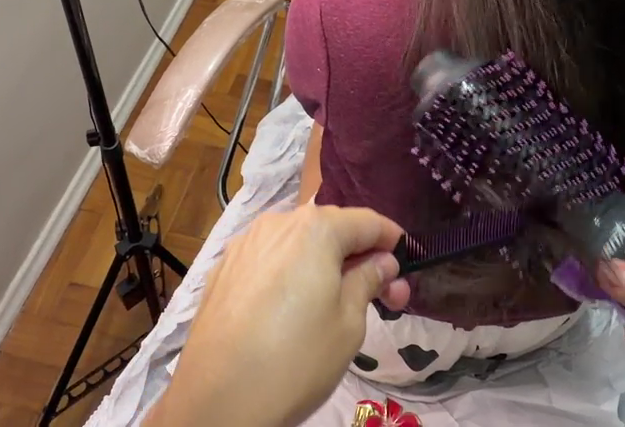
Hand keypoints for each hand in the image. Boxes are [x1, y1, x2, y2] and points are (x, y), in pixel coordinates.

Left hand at [149, 205, 411, 426]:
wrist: (217, 402)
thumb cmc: (295, 360)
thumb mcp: (348, 324)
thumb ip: (368, 281)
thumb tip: (382, 261)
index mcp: (316, 228)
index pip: (367, 221)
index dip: (392, 240)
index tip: (406, 265)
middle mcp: (279, 222)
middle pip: (331, 229)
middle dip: (359, 256)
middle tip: (382, 294)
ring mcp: (246, 243)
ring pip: (298, 243)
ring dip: (323, 263)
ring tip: (336, 302)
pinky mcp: (224, 268)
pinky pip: (270, 259)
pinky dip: (290, 273)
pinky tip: (294, 307)